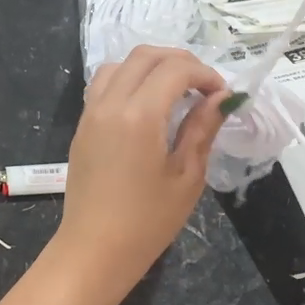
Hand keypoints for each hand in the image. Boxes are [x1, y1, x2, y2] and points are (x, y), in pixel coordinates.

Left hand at [49, 47, 225, 295]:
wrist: (95, 248)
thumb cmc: (148, 220)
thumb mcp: (186, 176)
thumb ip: (202, 129)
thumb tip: (221, 98)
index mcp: (139, 115)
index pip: (175, 69)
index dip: (204, 74)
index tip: (222, 95)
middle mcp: (110, 103)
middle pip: (144, 56)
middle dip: (179, 61)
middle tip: (204, 85)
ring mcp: (90, 112)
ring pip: (119, 64)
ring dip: (150, 66)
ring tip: (175, 90)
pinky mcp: (82, 125)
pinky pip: (103, 84)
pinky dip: (128, 79)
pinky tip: (147, 103)